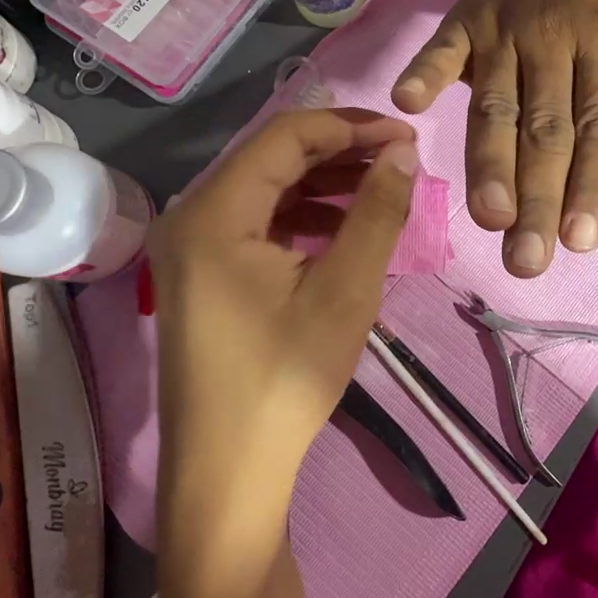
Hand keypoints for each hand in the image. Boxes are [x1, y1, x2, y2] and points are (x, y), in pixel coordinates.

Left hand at [150, 108, 418, 480]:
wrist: (228, 471)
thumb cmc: (286, 378)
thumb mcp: (346, 290)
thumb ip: (377, 212)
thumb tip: (404, 153)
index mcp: (213, 213)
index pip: (285, 136)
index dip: (350, 126)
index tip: (406, 134)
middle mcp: (190, 216)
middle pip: (271, 157)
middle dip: (340, 151)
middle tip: (401, 158)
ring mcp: (190, 246)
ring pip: (265, 187)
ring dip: (324, 182)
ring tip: (382, 188)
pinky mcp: (201, 272)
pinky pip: (255, 221)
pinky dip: (302, 214)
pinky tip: (343, 227)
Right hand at [392, 0, 597, 277]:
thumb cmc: (595, 7)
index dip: (593, 184)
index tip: (582, 243)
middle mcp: (555, 41)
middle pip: (545, 128)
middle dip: (539, 196)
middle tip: (529, 259)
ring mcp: (504, 29)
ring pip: (496, 104)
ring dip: (490, 161)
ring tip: (491, 219)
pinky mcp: (462, 18)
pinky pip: (442, 47)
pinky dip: (425, 70)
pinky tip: (408, 103)